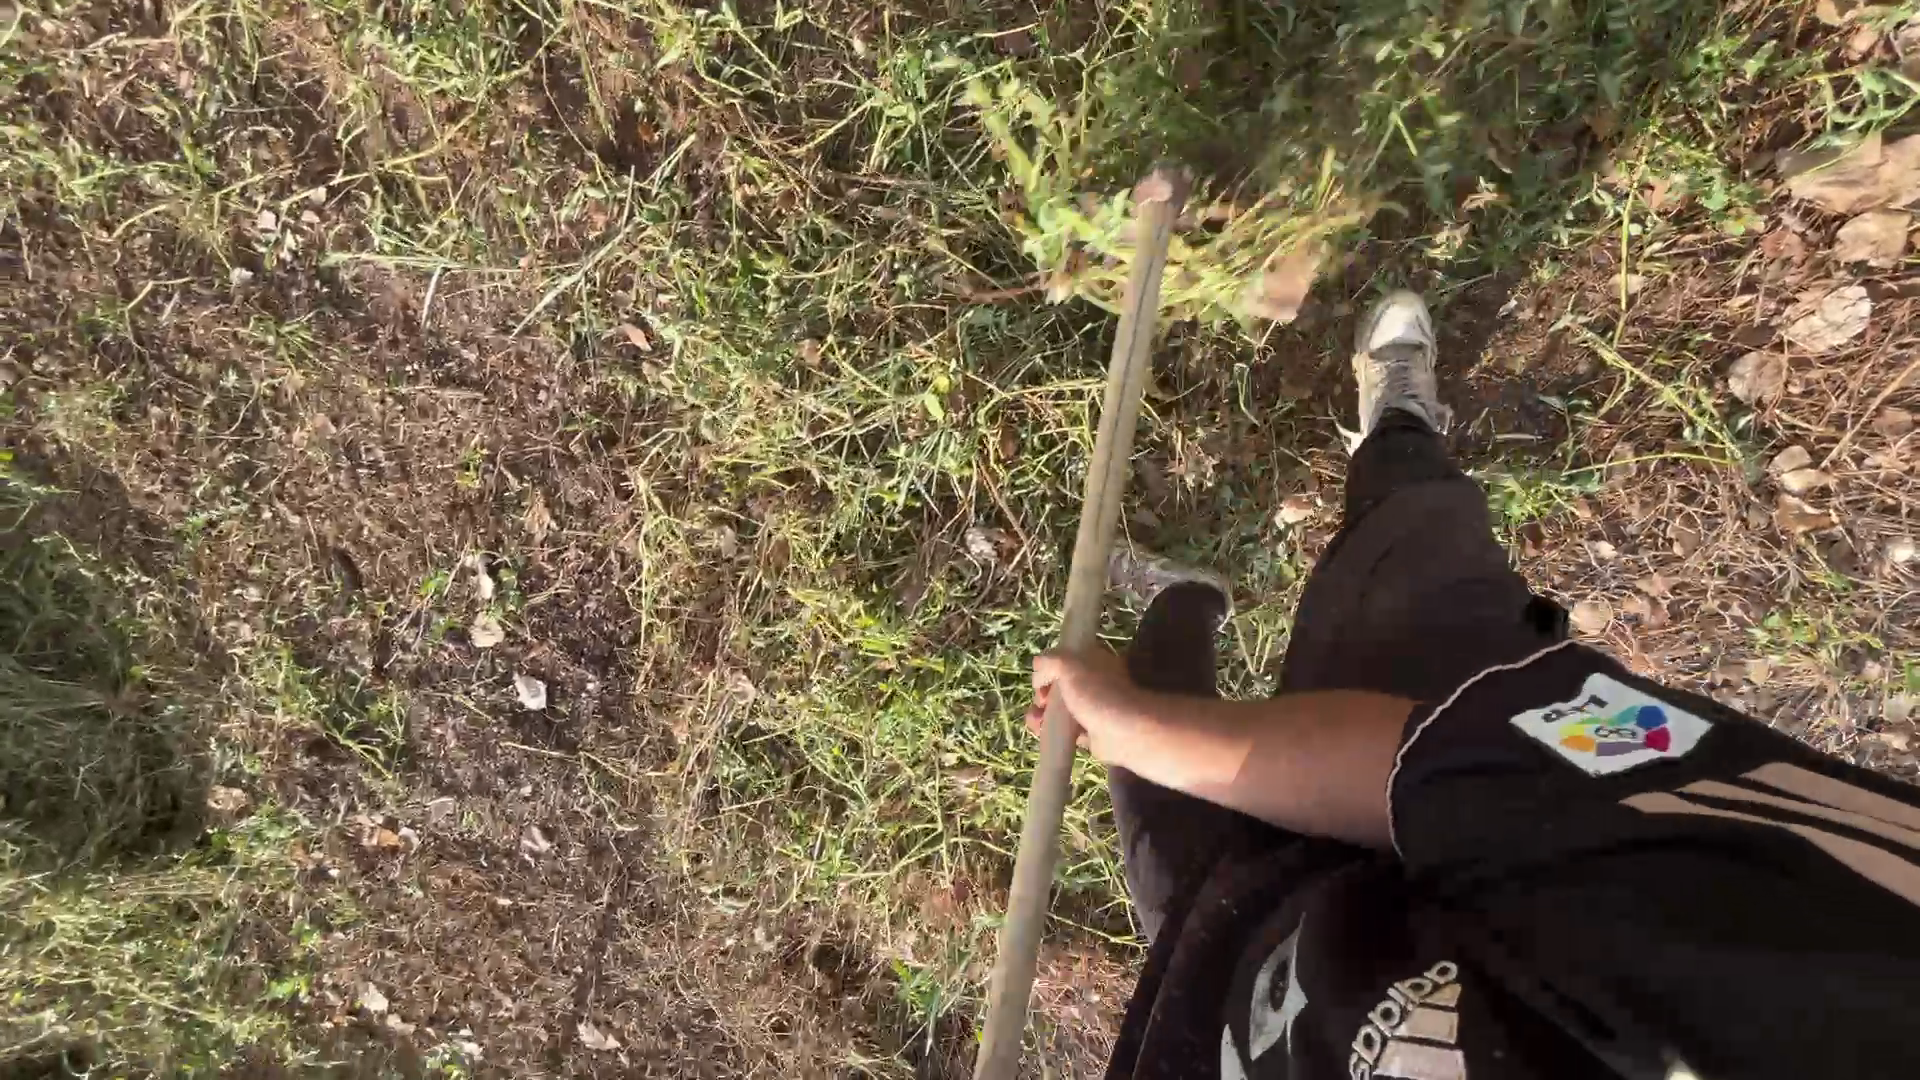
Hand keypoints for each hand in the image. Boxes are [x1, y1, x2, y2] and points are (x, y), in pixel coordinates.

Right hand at [1025, 648, 1141, 762]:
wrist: (1123, 733)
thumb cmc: (1096, 693)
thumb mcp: (1068, 664)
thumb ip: (1049, 661)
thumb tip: (1038, 672)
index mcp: (1094, 660)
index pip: (1066, 658)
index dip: (1049, 667)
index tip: (1041, 679)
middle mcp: (1095, 682)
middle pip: (1061, 685)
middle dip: (1043, 693)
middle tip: (1042, 701)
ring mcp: (1094, 708)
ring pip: (1061, 708)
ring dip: (1042, 714)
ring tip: (1035, 721)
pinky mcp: (1091, 732)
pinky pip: (1066, 730)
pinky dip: (1052, 731)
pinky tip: (1041, 732)